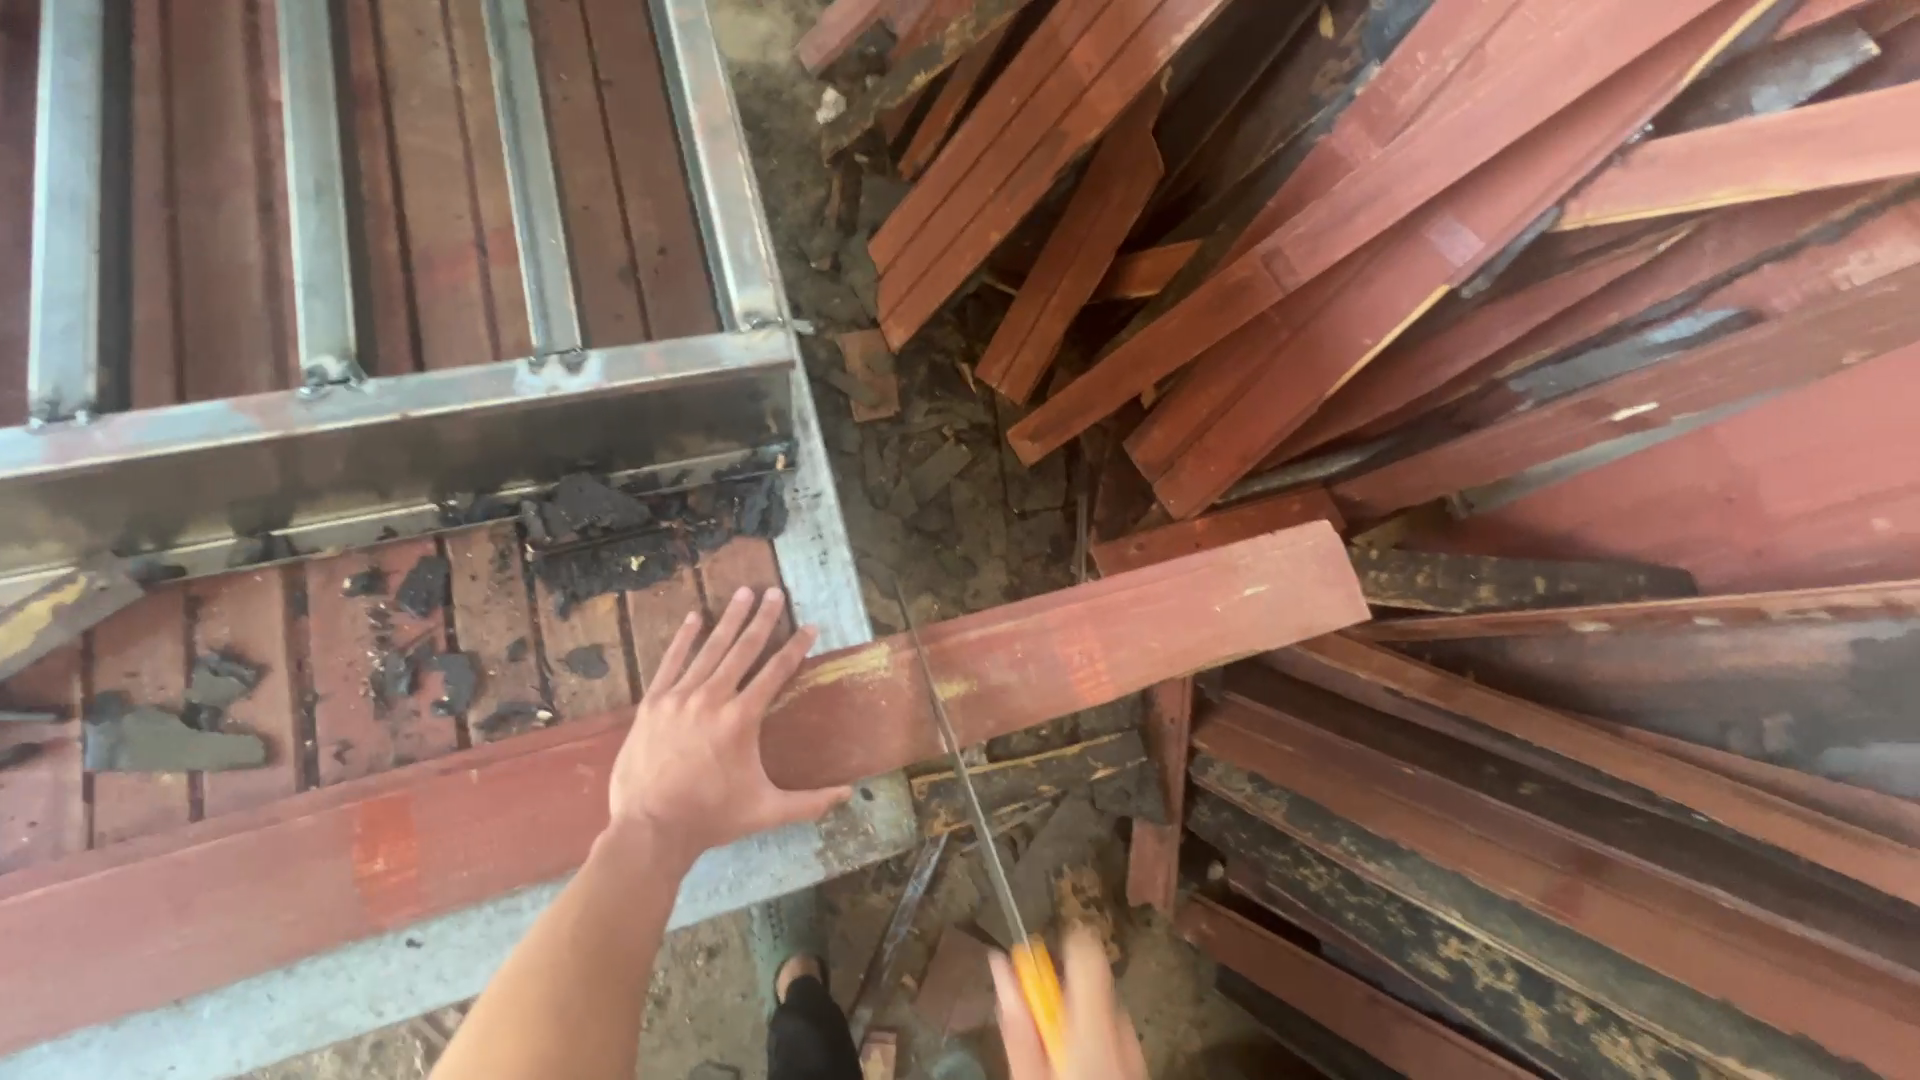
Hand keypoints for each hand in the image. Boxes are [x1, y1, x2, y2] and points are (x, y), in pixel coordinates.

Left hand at [606, 586, 852, 866]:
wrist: (649, 829)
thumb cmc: (712, 818)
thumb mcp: (766, 811)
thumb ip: (810, 802)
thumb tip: (848, 795)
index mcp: (741, 719)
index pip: (776, 672)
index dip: (796, 647)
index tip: (810, 626)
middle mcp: (712, 699)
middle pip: (743, 649)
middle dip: (763, 619)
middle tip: (776, 592)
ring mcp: (679, 698)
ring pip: (710, 649)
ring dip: (729, 619)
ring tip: (744, 593)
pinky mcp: (652, 704)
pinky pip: (671, 662)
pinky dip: (684, 638)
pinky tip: (696, 617)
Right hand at [991, 926, 1147, 1079]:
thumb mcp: (1028, 1078)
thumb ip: (1016, 1022)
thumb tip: (999, 963)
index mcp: (1094, 1024)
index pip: (1087, 951)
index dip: (1063, 946)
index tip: (1038, 964)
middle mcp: (1123, 1029)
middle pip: (1093, 984)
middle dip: (1065, 1000)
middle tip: (1040, 1037)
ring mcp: (1138, 1053)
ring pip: (1105, 1014)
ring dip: (1082, 1025)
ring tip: (1061, 1064)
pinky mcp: (1141, 1068)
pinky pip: (1118, 1041)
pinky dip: (1098, 1048)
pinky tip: (1084, 1074)